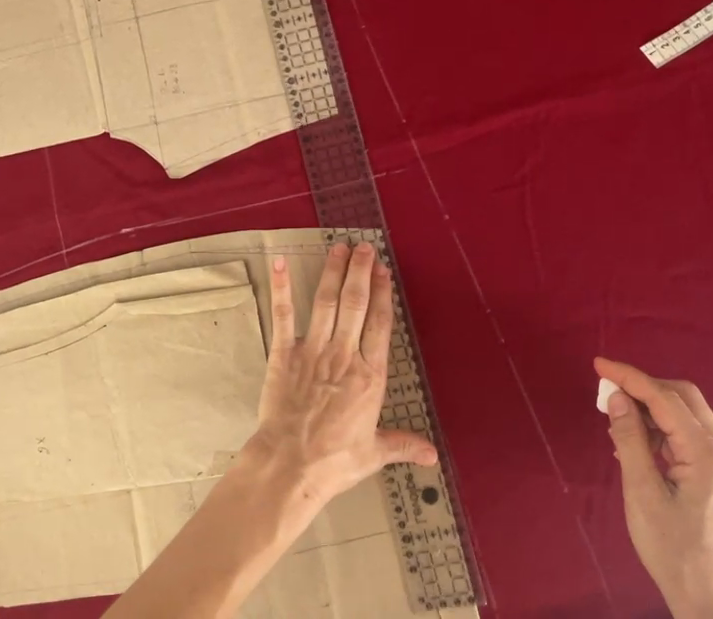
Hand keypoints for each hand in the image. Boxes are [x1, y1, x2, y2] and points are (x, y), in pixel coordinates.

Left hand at [244, 242, 437, 508]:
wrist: (291, 465)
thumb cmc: (334, 462)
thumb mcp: (374, 453)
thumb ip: (402, 444)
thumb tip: (432, 456)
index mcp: (370, 376)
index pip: (380, 324)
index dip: (383, 294)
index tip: (384, 271)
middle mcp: (344, 355)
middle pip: (355, 304)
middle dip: (361, 272)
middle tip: (364, 247)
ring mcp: (313, 351)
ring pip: (326, 302)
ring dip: (332, 272)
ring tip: (338, 248)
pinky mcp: (284, 354)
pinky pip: (284, 316)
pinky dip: (282, 288)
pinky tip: (280, 262)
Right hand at [595, 358, 712, 618]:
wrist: (711, 600)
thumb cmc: (673, 550)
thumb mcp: (642, 494)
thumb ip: (630, 441)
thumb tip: (617, 398)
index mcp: (707, 455)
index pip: (665, 399)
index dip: (630, 377)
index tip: (598, 365)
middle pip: (684, 398)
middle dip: (645, 386)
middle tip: (608, 392)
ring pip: (688, 416)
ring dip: (652, 408)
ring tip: (617, 420)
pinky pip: (689, 437)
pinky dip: (662, 429)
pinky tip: (637, 444)